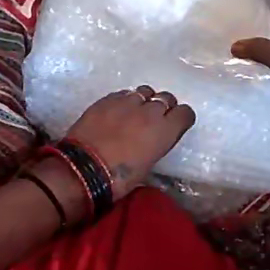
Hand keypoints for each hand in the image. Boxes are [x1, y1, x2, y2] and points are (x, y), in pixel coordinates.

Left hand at [62, 85, 196, 196]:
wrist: (83, 169)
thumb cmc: (119, 178)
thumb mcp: (148, 164)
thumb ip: (157, 144)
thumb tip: (154, 139)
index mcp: (165, 130)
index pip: (185, 113)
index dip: (180, 118)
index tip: (174, 125)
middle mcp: (150, 111)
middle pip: (166, 98)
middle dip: (163, 107)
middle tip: (154, 120)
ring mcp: (127, 102)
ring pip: (144, 91)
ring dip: (144, 100)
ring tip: (135, 113)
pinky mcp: (106, 99)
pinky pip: (123, 94)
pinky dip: (124, 101)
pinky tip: (117, 112)